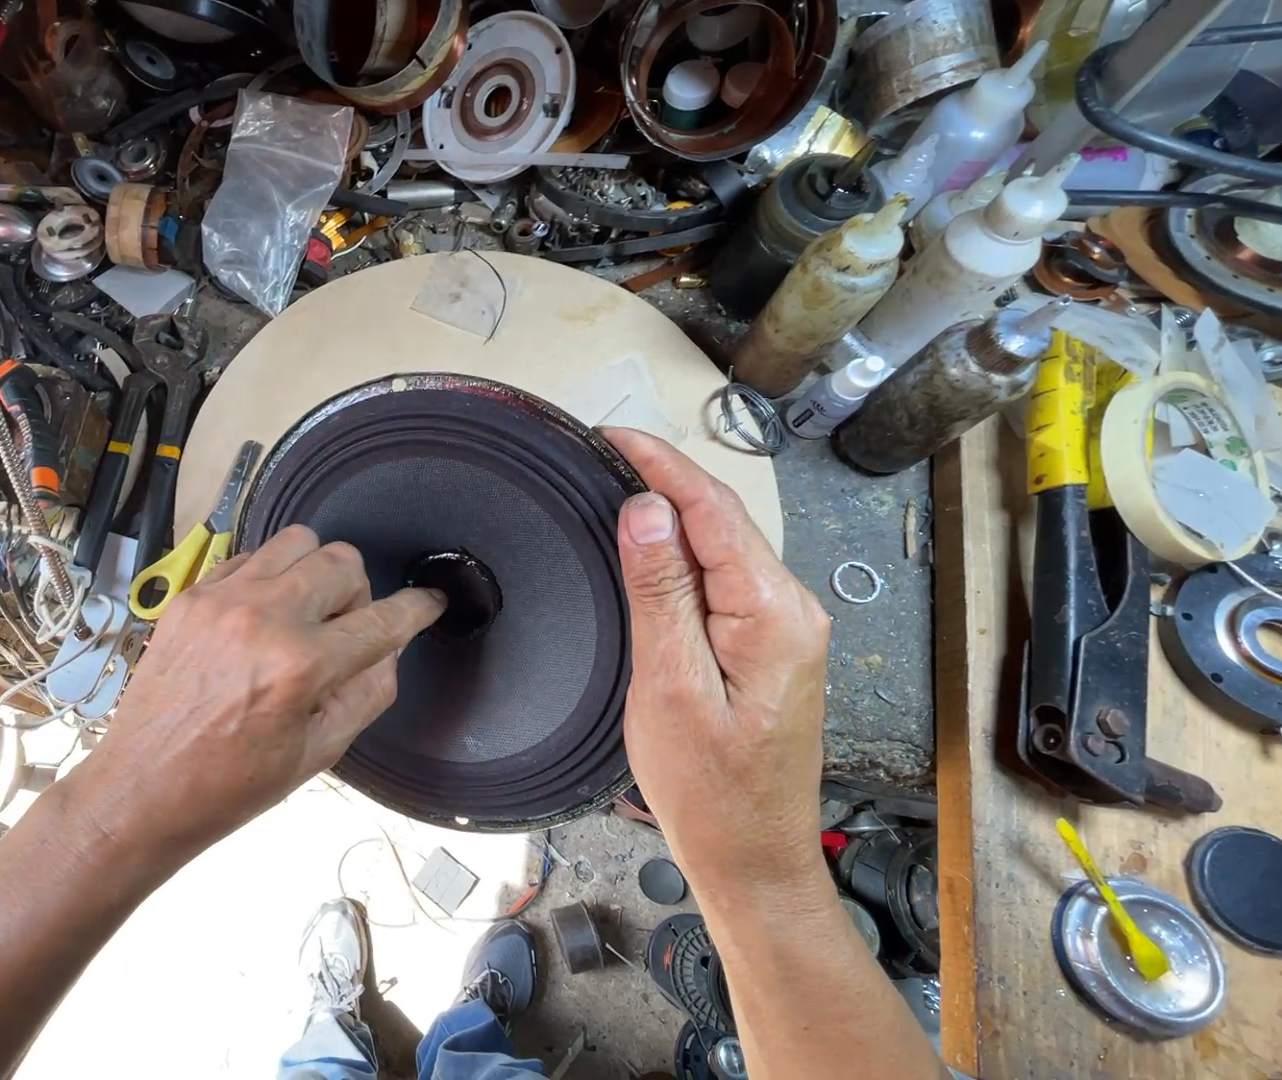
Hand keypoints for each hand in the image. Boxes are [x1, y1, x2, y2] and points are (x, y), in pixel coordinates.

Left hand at [72, 525, 446, 855]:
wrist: (142, 787)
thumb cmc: (233, 785)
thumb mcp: (319, 752)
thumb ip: (369, 691)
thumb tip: (390, 646)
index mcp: (300, 666)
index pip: (381, 621)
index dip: (416, 609)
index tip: (429, 602)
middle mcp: (262, 617)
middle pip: (342, 560)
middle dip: (359, 592)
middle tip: (342, 630)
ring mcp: (221, 599)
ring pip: (296, 541)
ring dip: (315, 571)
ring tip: (302, 614)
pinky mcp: (190, 596)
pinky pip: (250, 557)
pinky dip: (270, 578)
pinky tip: (260, 618)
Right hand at [602, 429, 830, 891]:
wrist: (749, 854)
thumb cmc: (708, 786)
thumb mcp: (670, 686)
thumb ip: (661, 593)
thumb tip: (645, 512)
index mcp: (772, 614)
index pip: (712, 512)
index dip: (661, 465)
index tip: (612, 435)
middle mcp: (790, 609)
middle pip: (722, 521)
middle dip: (664, 479)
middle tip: (601, 454)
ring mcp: (782, 626)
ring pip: (721, 546)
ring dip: (671, 511)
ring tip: (616, 485)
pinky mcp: (766, 643)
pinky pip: (721, 576)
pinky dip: (682, 549)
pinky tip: (650, 543)